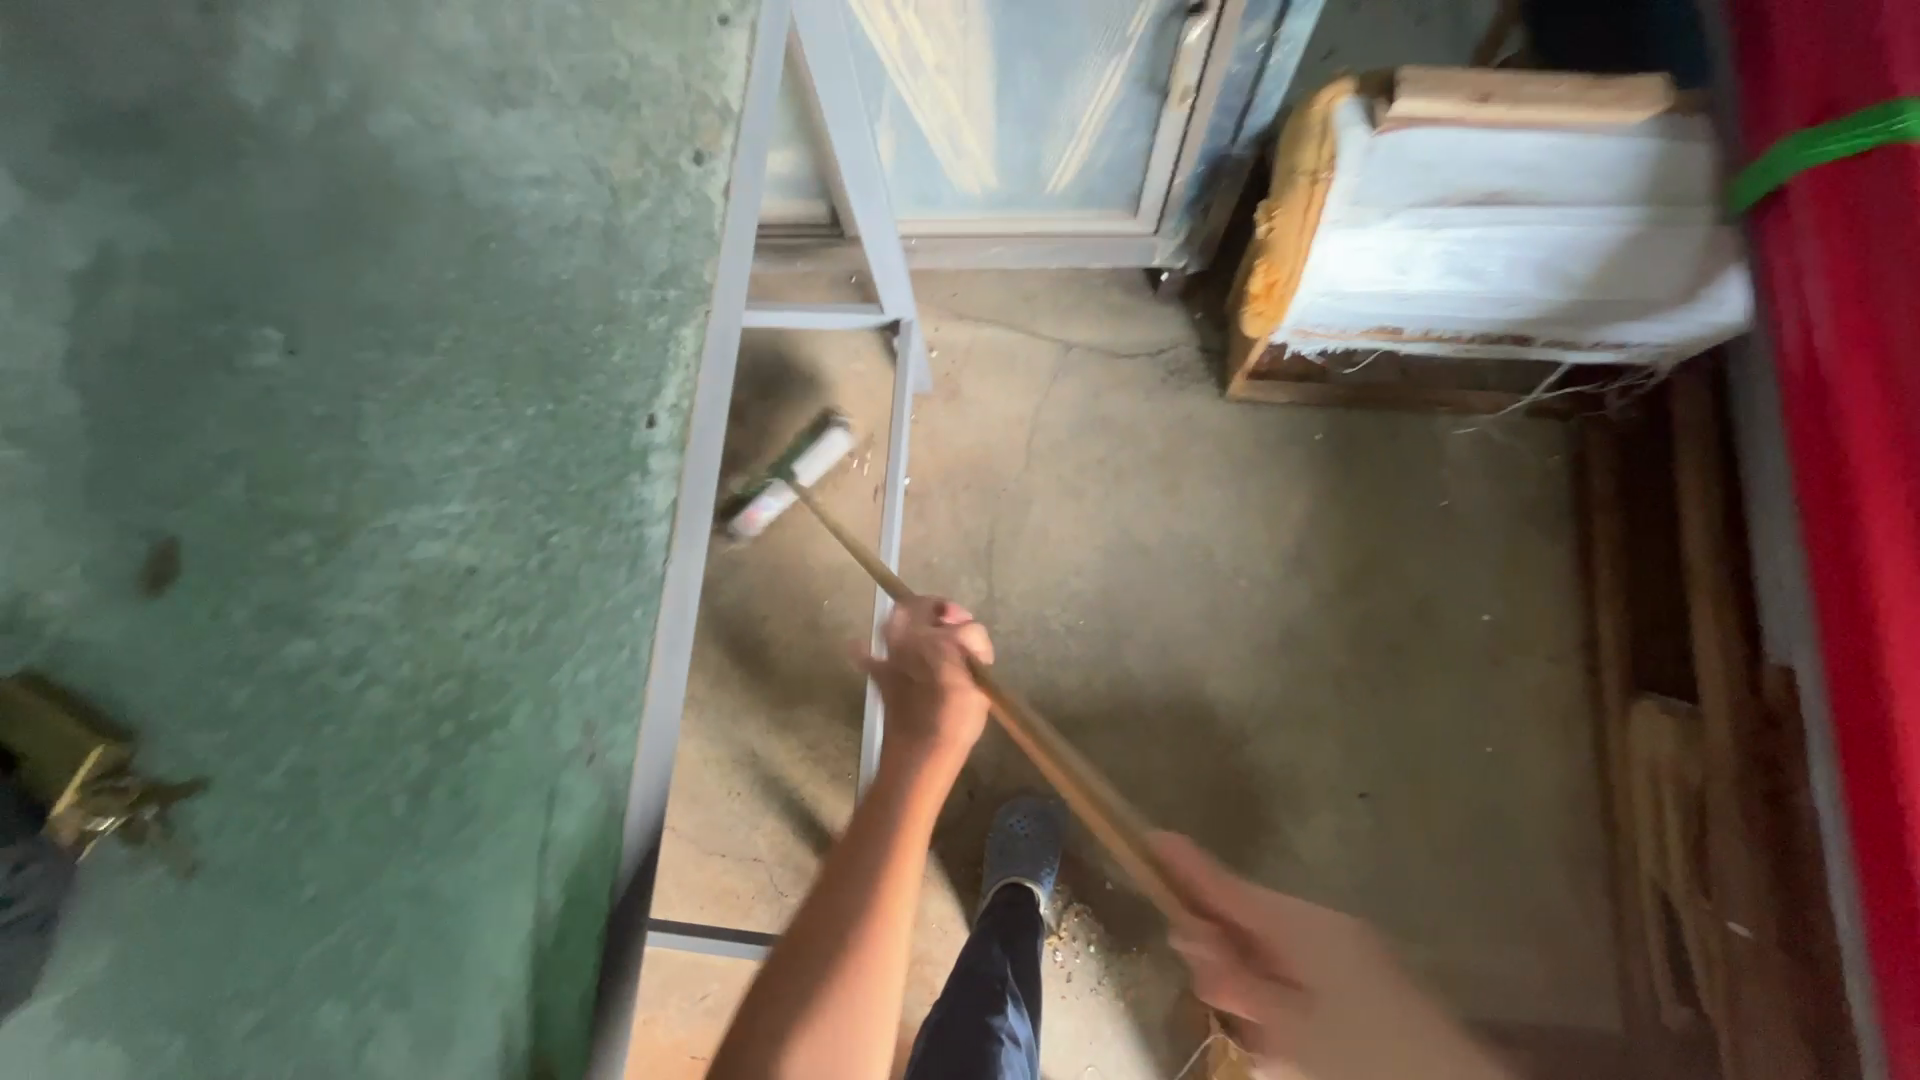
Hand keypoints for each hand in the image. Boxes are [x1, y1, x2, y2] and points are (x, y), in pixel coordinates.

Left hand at [856, 595, 994, 765]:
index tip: (982, 660)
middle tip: (953, 620)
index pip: (970, 628)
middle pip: (927, 605)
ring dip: (908, 615)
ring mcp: (895, 653)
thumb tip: (969, 658)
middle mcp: (918, 638)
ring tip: (918, 626)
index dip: (979, 642)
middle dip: (942, 608)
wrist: (920, 750)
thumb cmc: (957, 723)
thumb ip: (974, 665)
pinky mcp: (880, 673)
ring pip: (896, 619)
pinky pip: (865, 655)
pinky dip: (864, 650)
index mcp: (948, 641)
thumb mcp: (981, 692)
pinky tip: (862, 647)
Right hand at [1152, 832, 1508, 1078]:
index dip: (1187, 865)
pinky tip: (1293, 1047)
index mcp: (1304, 927)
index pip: (1229, 887)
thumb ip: (1236, 977)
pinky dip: (1285, 1008)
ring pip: (1273, 960)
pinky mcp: (1365, 988)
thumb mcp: (1290, 1022)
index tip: (1151, 837)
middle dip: (1222, 950)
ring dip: (1256, 990)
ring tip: (1269, 1039)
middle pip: (1247, 924)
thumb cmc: (1368, 1055)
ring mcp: (1348, 958)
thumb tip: (1188, 933)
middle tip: (1217, 991)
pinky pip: (1302, 983)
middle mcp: (1324, 931)